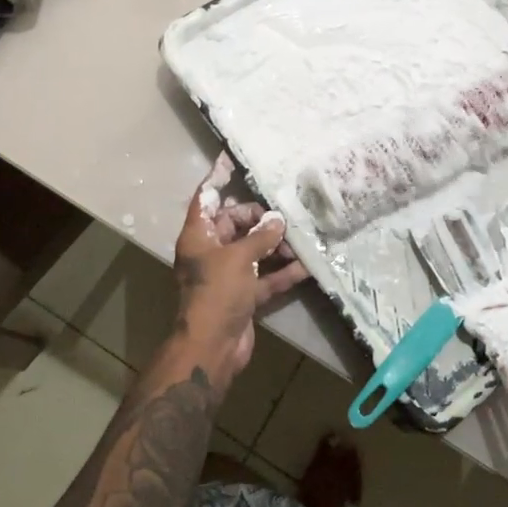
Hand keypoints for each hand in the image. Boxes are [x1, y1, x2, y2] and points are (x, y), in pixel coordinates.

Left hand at [172, 153, 309, 383]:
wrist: (212, 346)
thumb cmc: (217, 293)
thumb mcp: (239, 258)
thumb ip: (261, 236)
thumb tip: (278, 220)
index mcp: (199, 237)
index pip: (205, 199)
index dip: (217, 179)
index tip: (231, 160)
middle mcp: (211, 252)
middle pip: (235, 224)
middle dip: (260, 218)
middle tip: (285, 212)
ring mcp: (228, 275)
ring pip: (255, 251)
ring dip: (277, 245)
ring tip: (303, 235)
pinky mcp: (244, 295)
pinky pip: (266, 277)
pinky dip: (284, 272)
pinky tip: (308, 265)